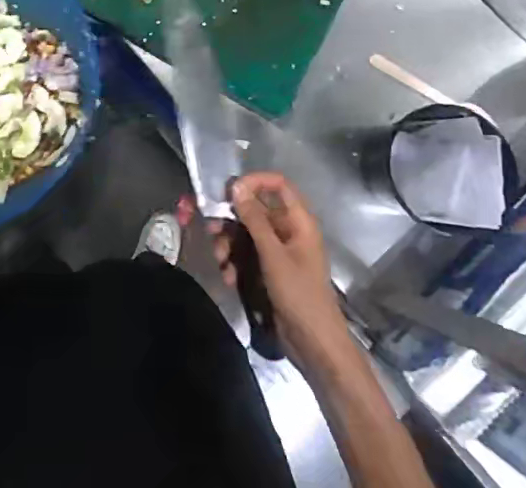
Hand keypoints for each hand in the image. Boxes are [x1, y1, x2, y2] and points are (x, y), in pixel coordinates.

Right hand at [211, 172, 347, 368]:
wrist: (314, 344)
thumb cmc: (300, 294)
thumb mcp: (274, 255)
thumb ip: (255, 219)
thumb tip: (237, 186)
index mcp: (299, 221)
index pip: (278, 185)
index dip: (255, 182)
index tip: (229, 191)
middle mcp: (288, 231)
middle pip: (256, 211)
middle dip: (232, 220)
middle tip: (211, 231)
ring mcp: (279, 252)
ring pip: (248, 234)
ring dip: (230, 245)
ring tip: (220, 261)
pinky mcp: (269, 271)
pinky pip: (248, 256)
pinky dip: (235, 263)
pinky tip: (228, 278)